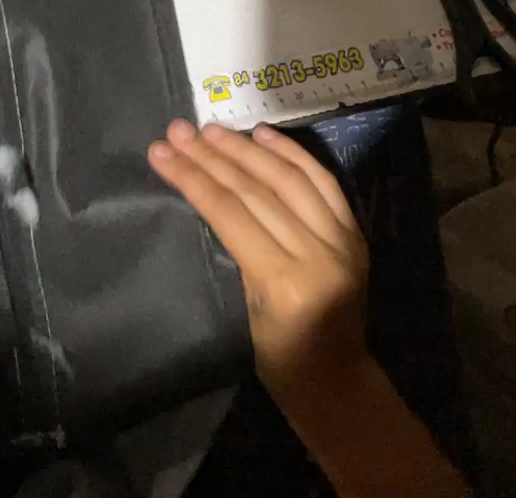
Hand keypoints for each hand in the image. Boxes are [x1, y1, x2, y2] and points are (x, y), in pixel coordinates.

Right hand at [148, 121, 370, 392]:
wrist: (339, 386)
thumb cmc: (279, 362)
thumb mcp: (244, 311)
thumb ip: (237, 251)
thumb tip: (208, 192)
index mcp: (284, 282)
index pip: (230, 212)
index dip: (192, 177)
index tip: (160, 152)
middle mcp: (318, 254)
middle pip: (256, 190)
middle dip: (211, 156)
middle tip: (178, 130)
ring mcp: (342, 240)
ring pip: (288, 178)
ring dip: (246, 148)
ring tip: (211, 129)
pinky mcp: (355, 233)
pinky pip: (323, 181)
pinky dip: (292, 154)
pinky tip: (263, 134)